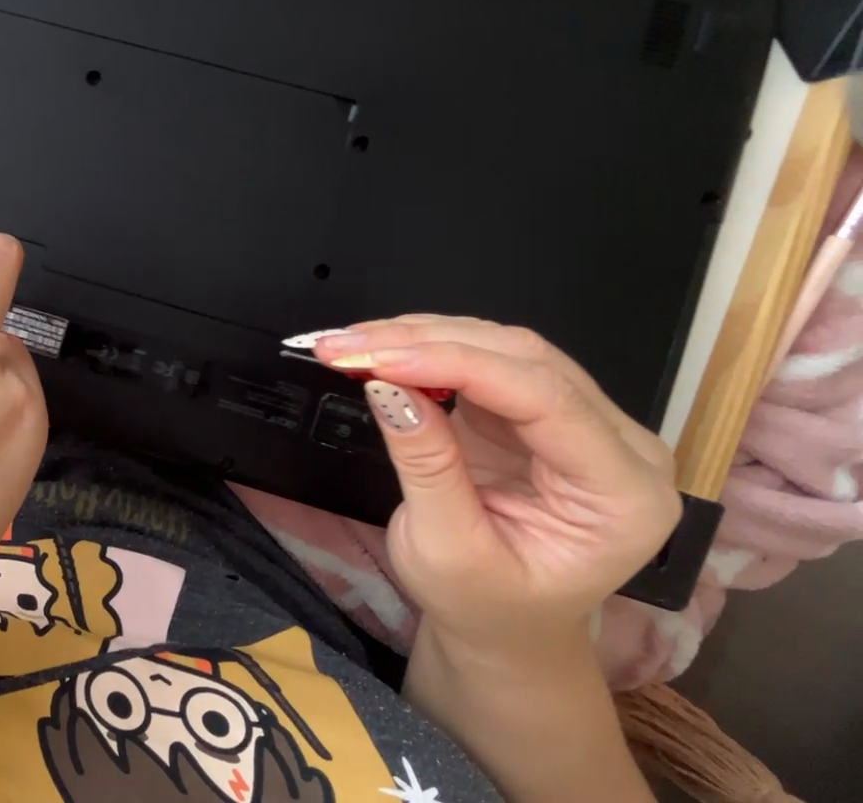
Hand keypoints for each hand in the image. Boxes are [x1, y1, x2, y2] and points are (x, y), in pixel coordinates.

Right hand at [313, 317, 681, 657]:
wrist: (504, 625)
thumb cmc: (483, 603)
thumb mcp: (446, 548)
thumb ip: (425, 466)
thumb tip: (383, 386)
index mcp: (621, 493)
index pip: (544, 398)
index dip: (455, 365)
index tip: (372, 358)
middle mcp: (618, 444)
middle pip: (523, 359)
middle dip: (424, 342)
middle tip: (340, 345)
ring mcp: (579, 421)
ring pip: (498, 347)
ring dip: (415, 337)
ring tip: (343, 344)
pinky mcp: (534, 410)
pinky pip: (479, 359)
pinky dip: (420, 349)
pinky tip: (373, 350)